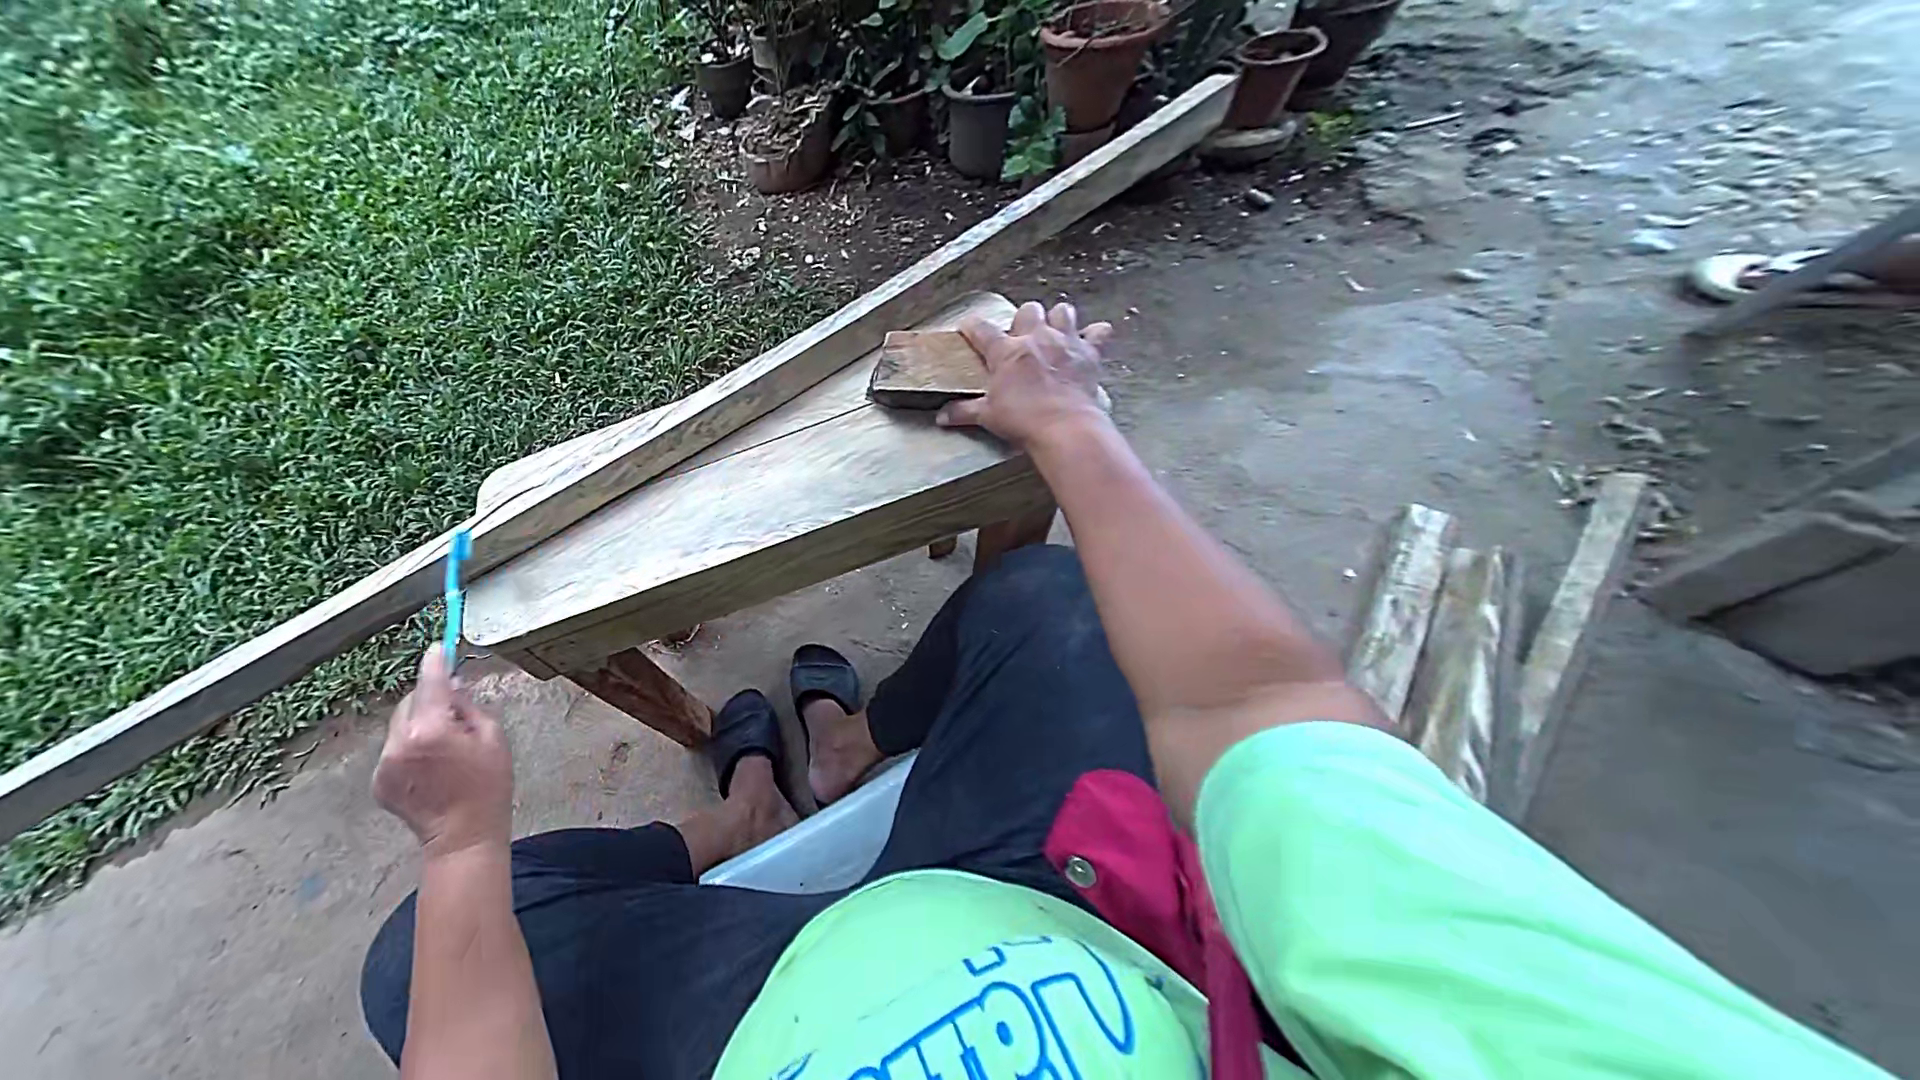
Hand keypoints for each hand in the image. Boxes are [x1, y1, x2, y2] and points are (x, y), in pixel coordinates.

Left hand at [373, 648, 513, 859]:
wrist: (463, 833)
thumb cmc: (488, 783)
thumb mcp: (493, 737)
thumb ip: (468, 707)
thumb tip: (452, 687)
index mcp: (430, 731)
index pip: (429, 685)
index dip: (435, 664)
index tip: (438, 648)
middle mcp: (398, 744)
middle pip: (410, 703)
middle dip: (431, 701)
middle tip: (457, 714)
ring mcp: (383, 765)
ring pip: (400, 726)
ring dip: (420, 724)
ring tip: (446, 746)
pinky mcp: (377, 780)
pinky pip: (394, 748)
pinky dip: (411, 746)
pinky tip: (432, 765)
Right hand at [937, 300, 1113, 449]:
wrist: (1065, 428)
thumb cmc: (1025, 421)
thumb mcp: (988, 416)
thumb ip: (964, 412)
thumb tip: (942, 416)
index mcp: (1006, 352)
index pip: (981, 329)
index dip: (972, 326)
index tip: (969, 327)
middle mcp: (1035, 338)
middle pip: (1027, 310)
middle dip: (1024, 320)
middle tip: (1022, 337)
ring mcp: (1064, 342)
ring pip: (1062, 311)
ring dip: (1058, 318)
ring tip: (1055, 330)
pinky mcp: (1088, 353)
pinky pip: (1098, 332)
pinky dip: (1096, 334)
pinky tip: (1092, 339)